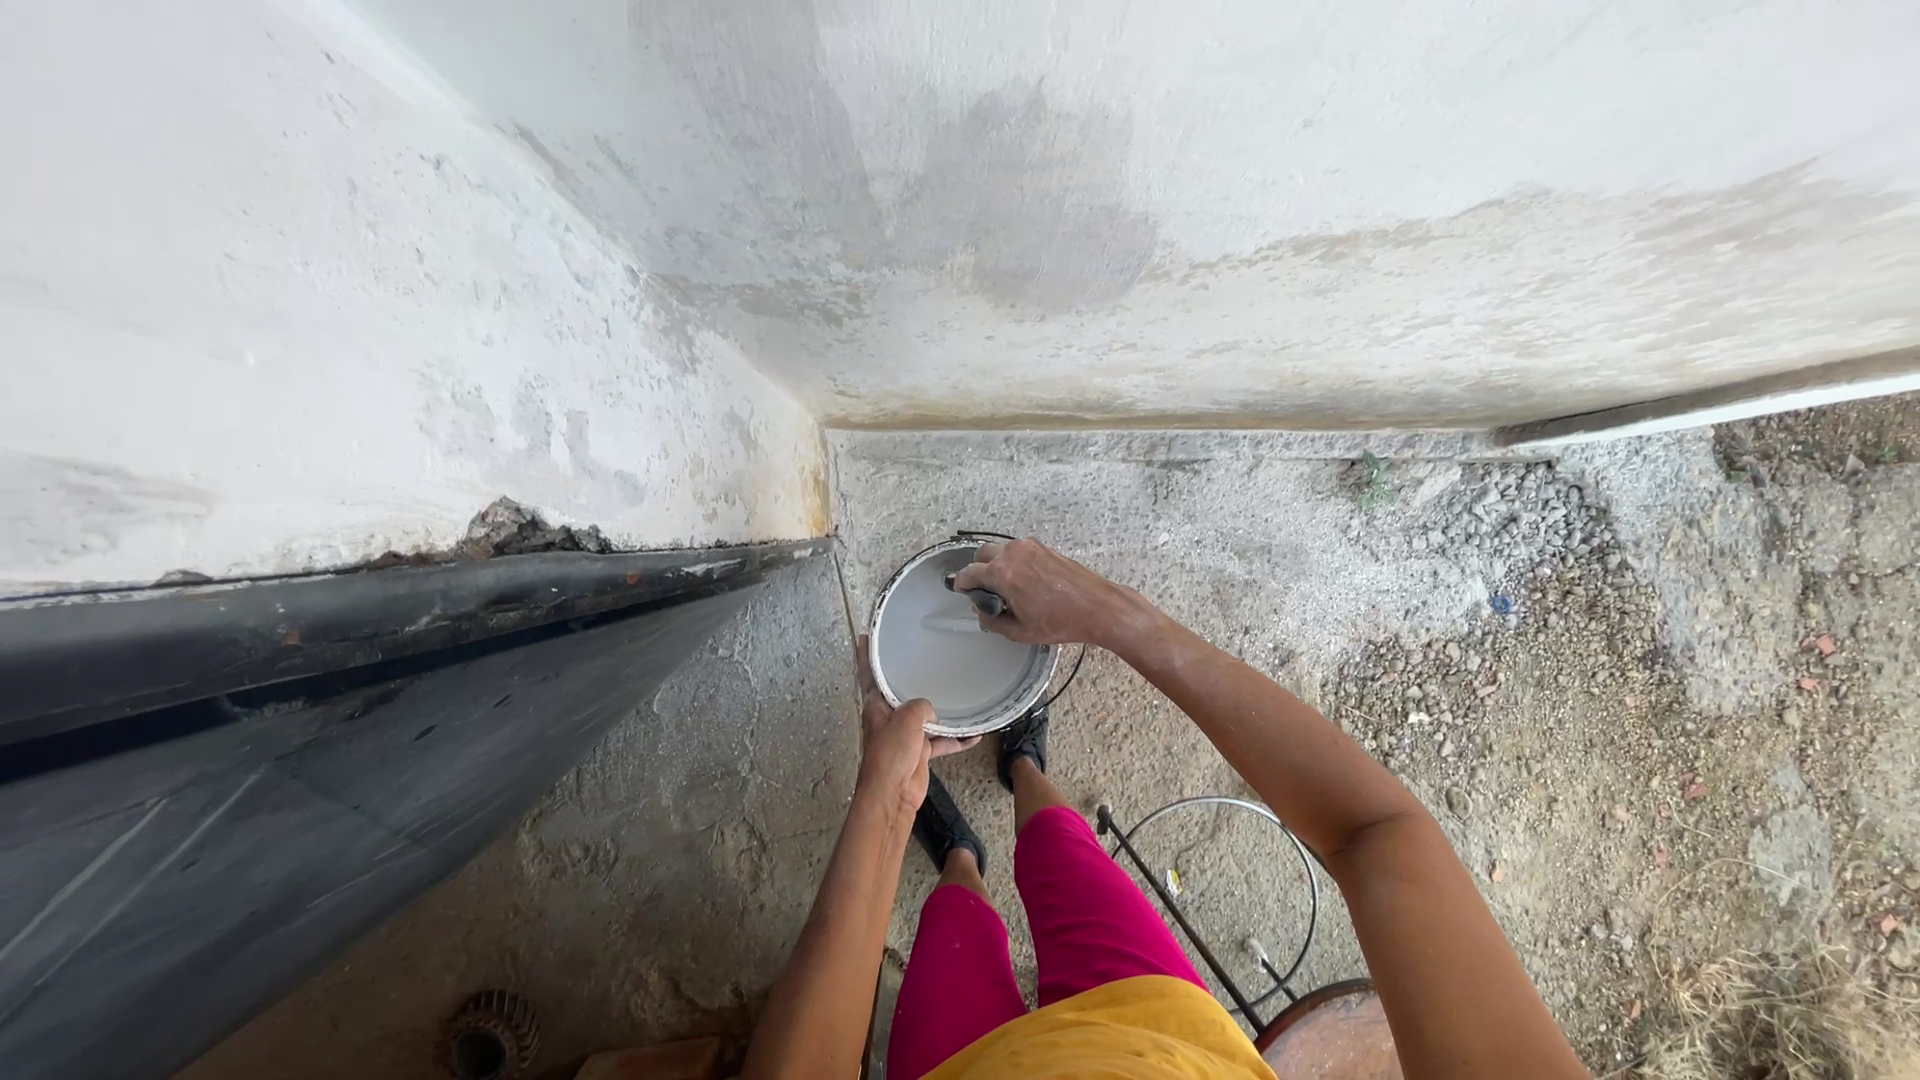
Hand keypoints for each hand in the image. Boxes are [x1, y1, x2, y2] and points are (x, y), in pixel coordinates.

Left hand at [854, 635, 978, 817]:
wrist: (893, 793)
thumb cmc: (891, 754)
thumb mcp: (907, 718)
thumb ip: (921, 706)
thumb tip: (931, 711)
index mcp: (876, 706)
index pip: (869, 674)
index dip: (865, 655)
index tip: (864, 637)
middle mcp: (888, 718)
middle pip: (899, 693)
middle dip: (909, 679)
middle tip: (922, 659)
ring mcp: (904, 736)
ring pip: (924, 717)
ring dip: (941, 711)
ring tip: (960, 696)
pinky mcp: (918, 753)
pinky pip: (940, 741)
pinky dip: (955, 739)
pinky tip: (974, 735)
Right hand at [950, 537, 1157, 649]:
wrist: (1097, 607)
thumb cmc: (1062, 620)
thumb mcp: (1019, 631)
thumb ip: (991, 620)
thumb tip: (982, 610)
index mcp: (1002, 573)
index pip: (969, 573)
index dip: (962, 583)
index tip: (961, 588)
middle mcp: (1013, 554)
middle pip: (981, 555)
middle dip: (978, 570)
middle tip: (983, 590)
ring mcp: (1030, 548)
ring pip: (1000, 551)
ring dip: (996, 565)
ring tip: (1006, 588)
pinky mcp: (1044, 548)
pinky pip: (1019, 551)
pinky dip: (1013, 562)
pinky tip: (1024, 582)